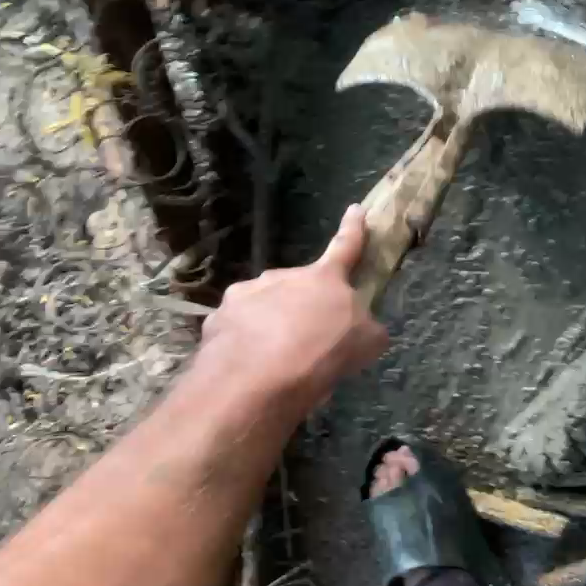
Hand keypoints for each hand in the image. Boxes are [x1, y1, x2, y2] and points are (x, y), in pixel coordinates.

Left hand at [201, 205, 388, 400]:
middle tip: (313, 335)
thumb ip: (366, 326)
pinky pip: (240, 326)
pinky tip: (256, 364)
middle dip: (307, 303)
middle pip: (300, 286)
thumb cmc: (324, 351)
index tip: (355, 208)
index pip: (345, 247)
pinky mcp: (218, 318)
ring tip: (282, 356)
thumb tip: (361, 326)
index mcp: (324, 278)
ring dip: (275, 322)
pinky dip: (249, 341)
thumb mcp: (368, 342)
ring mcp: (245, 295)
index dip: (353, 229)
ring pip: (266, 305)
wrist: (259, 377)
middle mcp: (282, 276)